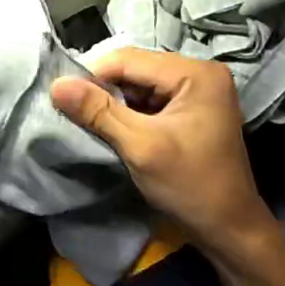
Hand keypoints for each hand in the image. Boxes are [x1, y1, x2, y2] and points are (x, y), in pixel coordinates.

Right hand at [51, 48, 280, 260]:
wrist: (228, 226)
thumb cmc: (189, 185)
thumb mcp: (140, 146)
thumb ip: (99, 112)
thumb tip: (56, 85)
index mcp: (196, 73)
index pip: (130, 59)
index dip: (92, 75)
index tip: (63, 99)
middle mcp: (201, 73)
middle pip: (136, 69)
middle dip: (104, 90)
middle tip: (75, 113)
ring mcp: (199, 92)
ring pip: (142, 86)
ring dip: (115, 103)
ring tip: (91, 123)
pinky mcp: (194, 111)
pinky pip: (153, 102)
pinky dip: (131, 113)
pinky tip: (115, 129)